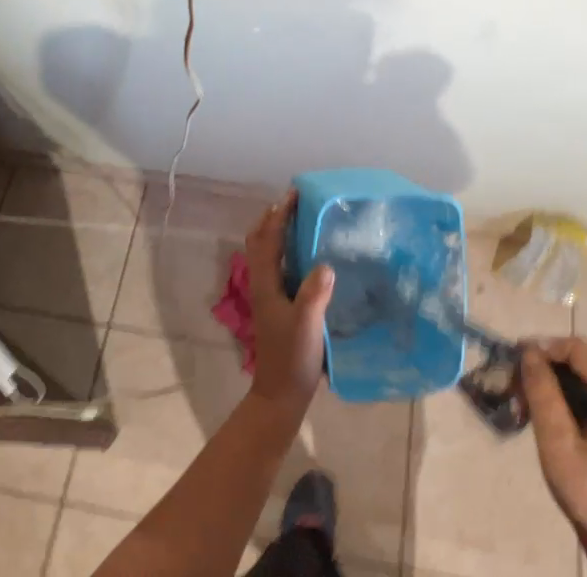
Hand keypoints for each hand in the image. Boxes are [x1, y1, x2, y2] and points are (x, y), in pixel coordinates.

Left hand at [244, 191, 333, 411]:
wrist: (281, 394)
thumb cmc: (292, 358)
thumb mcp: (307, 325)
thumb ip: (314, 295)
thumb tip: (325, 264)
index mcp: (266, 283)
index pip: (267, 239)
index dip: (279, 214)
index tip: (295, 193)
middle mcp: (263, 284)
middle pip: (260, 241)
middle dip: (274, 218)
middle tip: (297, 201)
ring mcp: (269, 295)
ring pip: (269, 253)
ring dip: (280, 232)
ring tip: (304, 219)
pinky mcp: (279, 305)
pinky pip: (280, 267)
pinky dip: (289, 250)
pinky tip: (311, 255)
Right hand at [522, 338, 586, 576]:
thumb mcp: (557, 443)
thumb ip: (543, 395)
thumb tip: (528, 353)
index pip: (578, 350)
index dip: (543, 348)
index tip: (512, 362)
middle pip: (578, 360)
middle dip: (542, 365)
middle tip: (512, 384)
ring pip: (578, 374)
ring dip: (548, 380)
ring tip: (521, 400)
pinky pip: (584, 391)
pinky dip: (558, 394)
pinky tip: (540, 412)